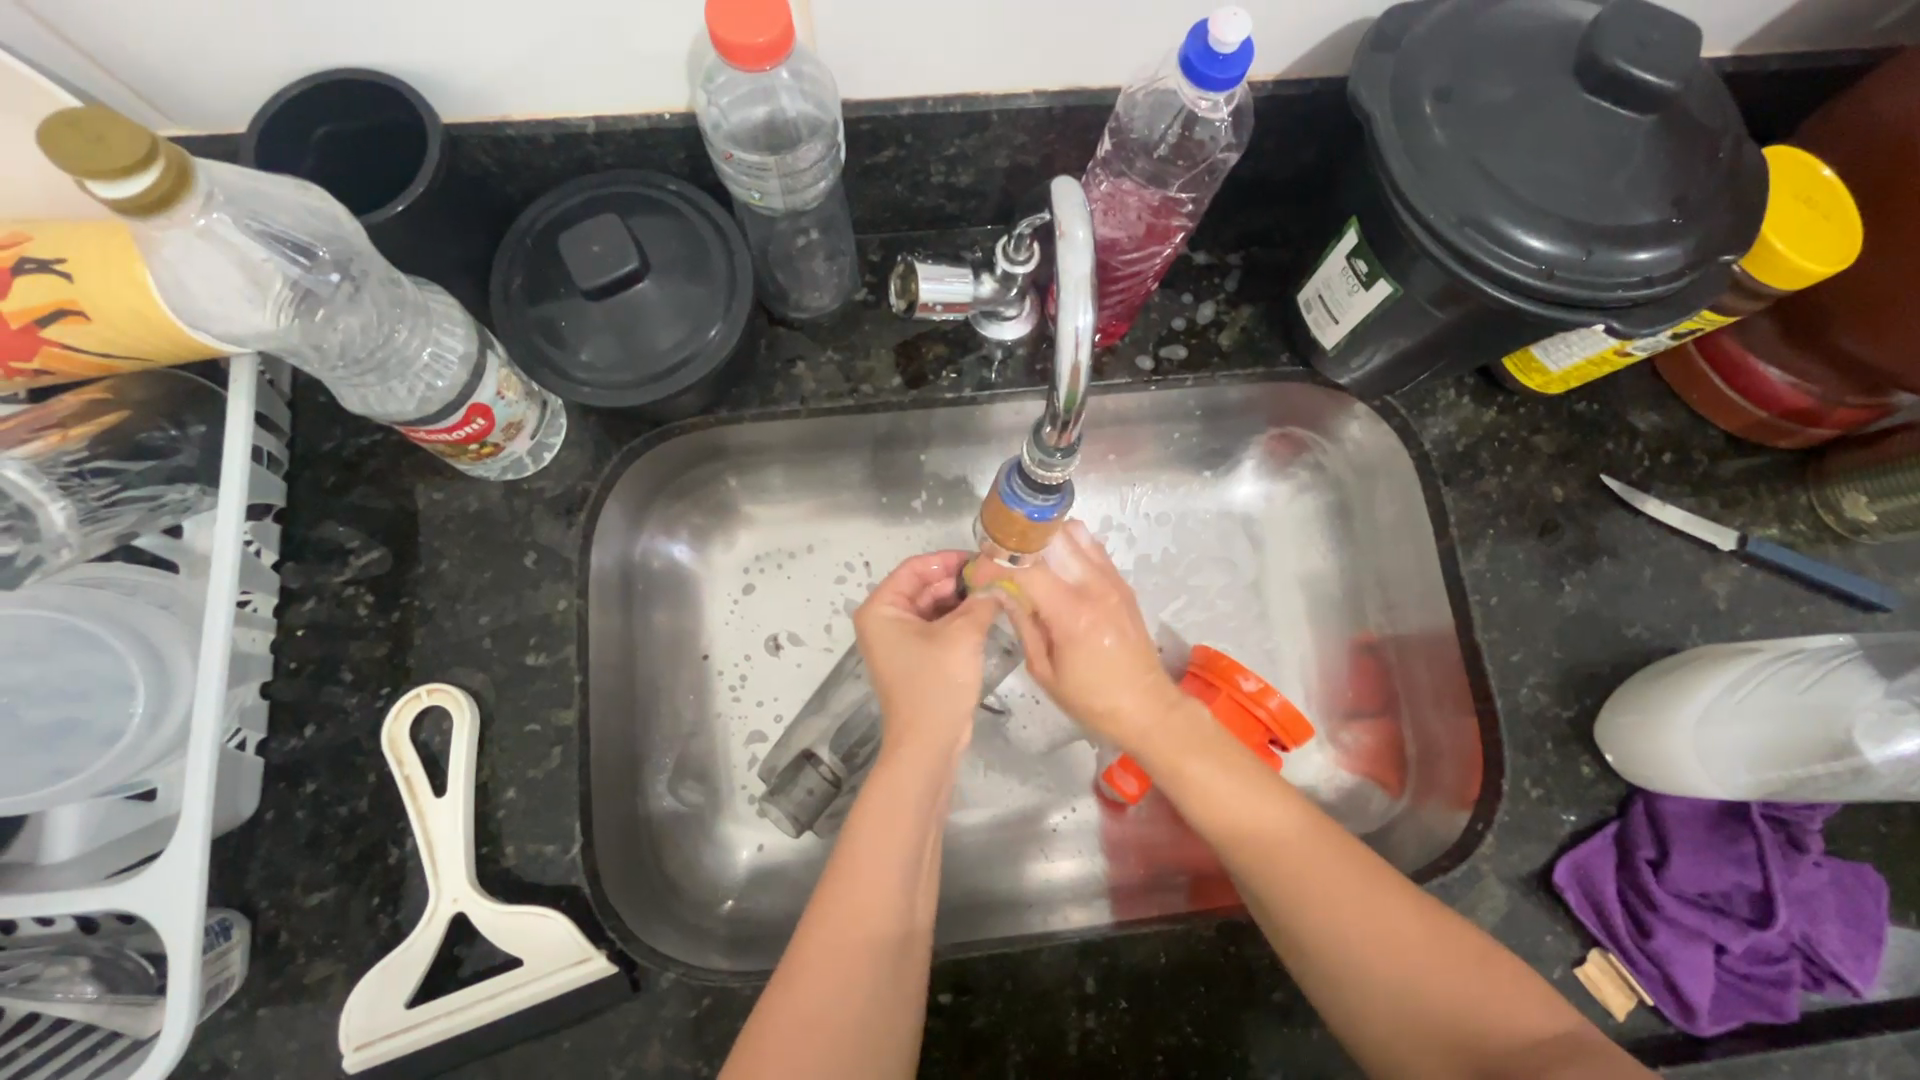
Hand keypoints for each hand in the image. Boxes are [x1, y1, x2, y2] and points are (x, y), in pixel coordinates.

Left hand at [853, 551, 1002, 763]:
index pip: (915, 568)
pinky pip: (938, 627)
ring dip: (963, 600)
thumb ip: (981, 601)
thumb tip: (999, 579)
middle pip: (924, 586)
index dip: (948, 560)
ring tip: (998, 591)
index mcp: (881, 609)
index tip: (982, 558)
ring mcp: (900, 640)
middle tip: (997, 575)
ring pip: (934, 606)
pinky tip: (988, 613)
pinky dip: (960, 619)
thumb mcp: (962, 635)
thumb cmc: (936, 683)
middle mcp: (885, 620)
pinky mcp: (917, 657)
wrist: (929, 743)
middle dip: (959, 580)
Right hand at [973, 521, 1186, 749]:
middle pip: (1052, 536)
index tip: (979, 570)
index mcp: (1072, 613)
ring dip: (1046, 539)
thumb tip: (1000, 590)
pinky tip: (1056, 568)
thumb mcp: (1042, 669)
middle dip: (1020, 542)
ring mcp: (1112, 580)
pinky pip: (1092, 547)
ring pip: (1075, 532)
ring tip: (1029, 558)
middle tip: (1002, 558)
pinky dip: (1069, 547)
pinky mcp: (1122, 582)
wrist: (1145, 705)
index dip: (997, 563)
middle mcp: (1095, 586)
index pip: (1026, 567)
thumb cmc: (1089, 699)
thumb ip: (1022, 623)